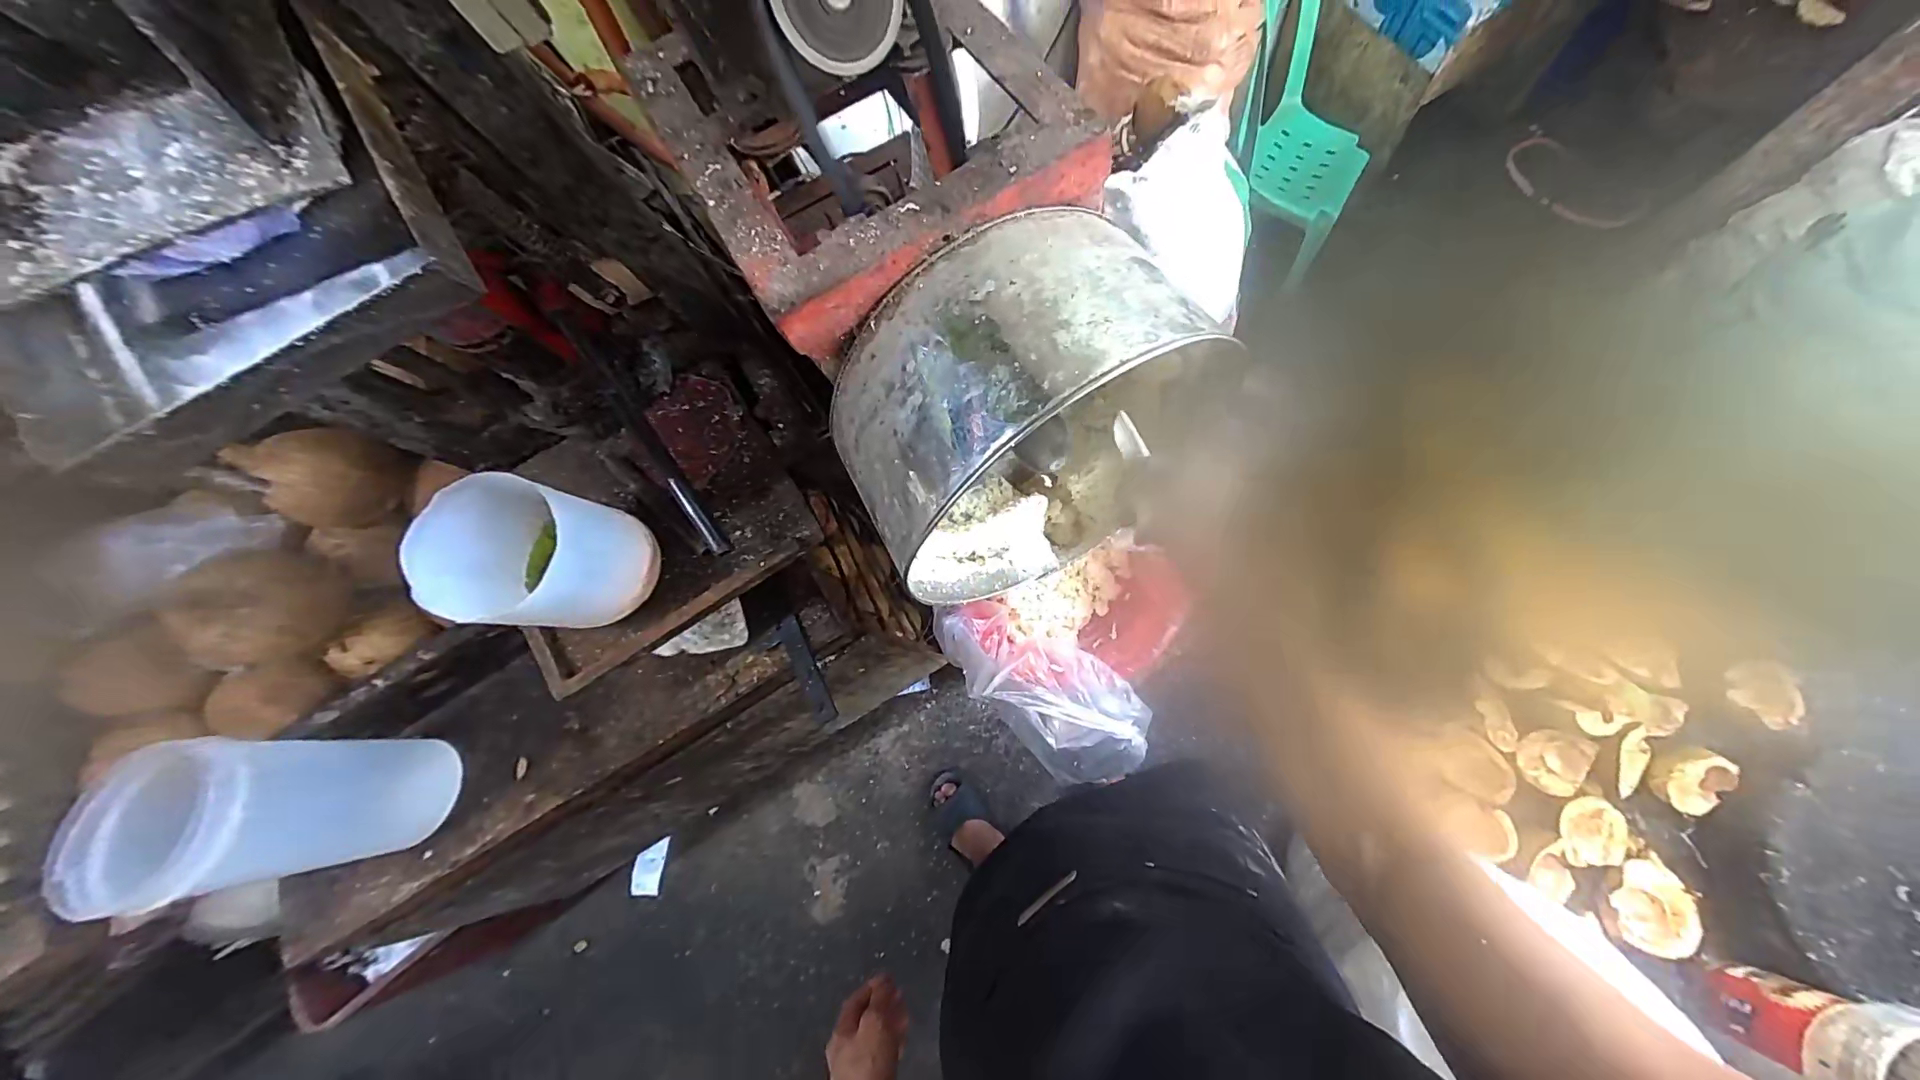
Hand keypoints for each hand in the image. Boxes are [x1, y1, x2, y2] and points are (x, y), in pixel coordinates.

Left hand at [826, 974, 907, 1079]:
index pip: (855, 1000)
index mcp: (841, 1031)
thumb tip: (883, 979)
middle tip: (899, 992)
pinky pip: (882, 1051)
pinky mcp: (871, 1078)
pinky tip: (901, 1039)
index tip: (888, 976)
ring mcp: (856, 1065)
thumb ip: (879, 1000)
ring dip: (889, 1021)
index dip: (872, 986)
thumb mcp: (874, 1024)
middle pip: (864, 1017)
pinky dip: (892, 1039)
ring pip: (874, 1035)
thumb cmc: (867, 1063)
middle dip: (882, 1003)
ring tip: (905, 1012)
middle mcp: (845, 1047)